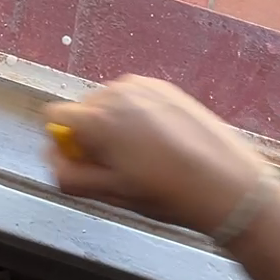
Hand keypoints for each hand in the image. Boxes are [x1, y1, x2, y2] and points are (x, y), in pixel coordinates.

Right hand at [45, 75, 269, 233]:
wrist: (229, 184)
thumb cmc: (167, 193)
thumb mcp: (111, 193)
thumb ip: (69, 175)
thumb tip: (50, 158)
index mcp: (96, 119)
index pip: (54, 115)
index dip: (64, 139)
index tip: (85, 158)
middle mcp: (114, 93)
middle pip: (83, 109)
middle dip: (92, 132)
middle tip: (120, 162)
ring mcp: (141, 86)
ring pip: (109, 102)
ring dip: (115, 123)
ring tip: (145, 152)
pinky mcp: (163, 86)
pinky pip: (134, 97)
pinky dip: (137, 114)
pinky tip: (161, 139)